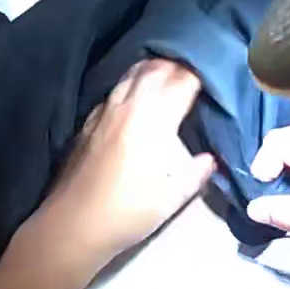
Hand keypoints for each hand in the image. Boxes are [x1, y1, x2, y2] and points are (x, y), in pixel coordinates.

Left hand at [15, 59, 216, 282]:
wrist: (73, 224)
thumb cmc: (128, 211)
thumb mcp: (172, 197)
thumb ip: (195, 173)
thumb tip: (210, 159)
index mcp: (152, 119)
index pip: (182, 82)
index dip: (201, 74)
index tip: (216, 76)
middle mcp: (127, 106)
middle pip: (155, 69)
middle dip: (177, 64)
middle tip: (195, 68)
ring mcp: (103, 112)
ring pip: (130, 75)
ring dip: (151, 69)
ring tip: (168, 72)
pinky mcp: (87, 123)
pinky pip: (113, 91)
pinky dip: (129, 85)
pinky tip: (134, 97)